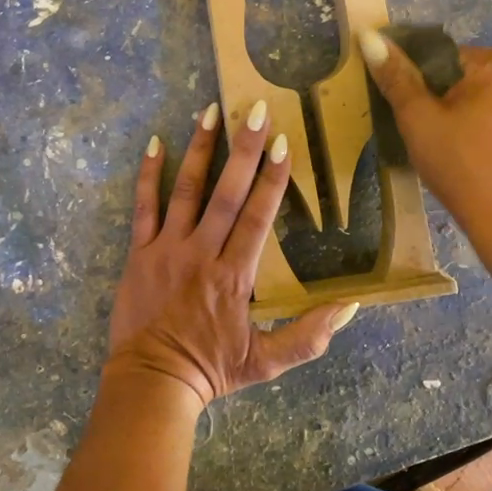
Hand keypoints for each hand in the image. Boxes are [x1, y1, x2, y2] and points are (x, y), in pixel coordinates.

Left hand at [107, 102, 354, 404]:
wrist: (153, 380)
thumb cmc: (211, 369)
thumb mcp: (268, 361)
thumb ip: (309, 335)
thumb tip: (351, 305)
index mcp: (235, 276)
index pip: (258, 217)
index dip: (272, 179)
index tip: (284, 144)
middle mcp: (202, 254)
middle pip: (226, 194)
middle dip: (243, 150)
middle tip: (254, 110)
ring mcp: (168, 249)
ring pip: (186, 191)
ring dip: (200, 150)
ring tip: (209, 112)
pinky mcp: (140, 252)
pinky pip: (143, 207)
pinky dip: (149, 175)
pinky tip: (157, 144)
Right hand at [359, 32, 491, 240]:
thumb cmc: (459, 164)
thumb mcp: (417, 118)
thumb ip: (395, 76)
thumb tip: (370, 38)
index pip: (445, 57)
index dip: (423, 83)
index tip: (416, 114)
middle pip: (470, 78)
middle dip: (448, 100)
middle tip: (431, 135)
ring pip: (491, 102)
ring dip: (470, 117)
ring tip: (454, 152)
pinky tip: (480, 162)